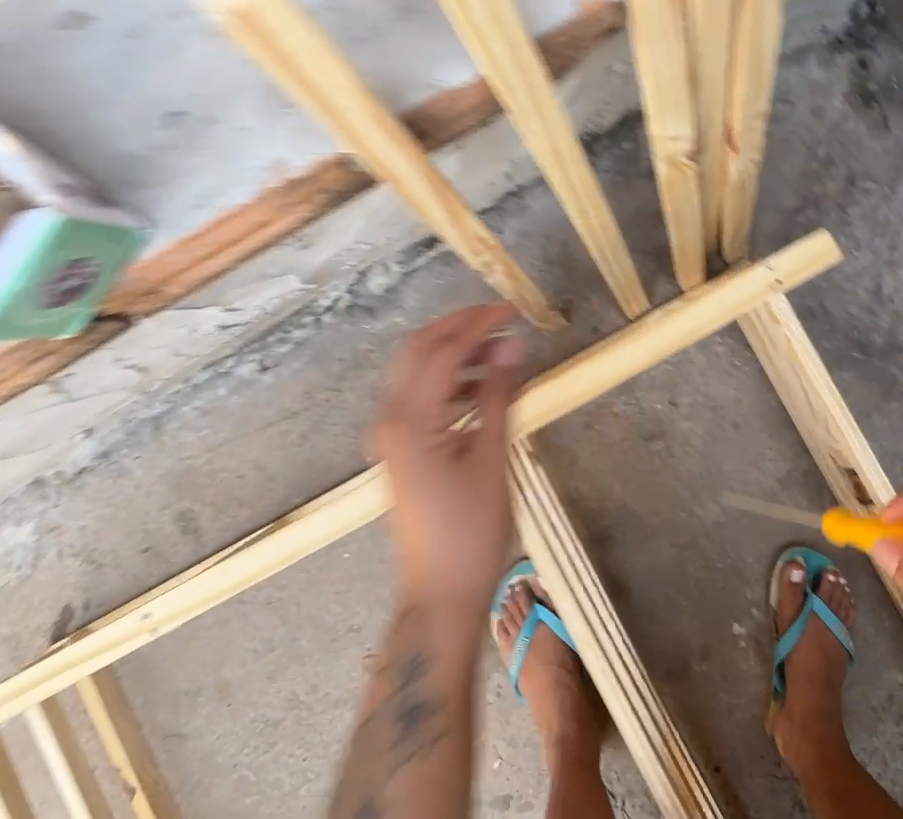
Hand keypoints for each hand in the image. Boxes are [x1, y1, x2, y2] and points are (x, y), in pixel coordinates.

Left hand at [374, 304, 525, 612]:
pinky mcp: (399, 450)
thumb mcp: (492, 458)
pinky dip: (448, 383)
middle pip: (419, 351)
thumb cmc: (471, 531)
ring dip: (454, 355)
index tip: (512, 310)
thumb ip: (499, 396)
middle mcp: (390, 418)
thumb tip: (512, 346)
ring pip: (417, 373)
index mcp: (410, 419)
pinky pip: (419, 398)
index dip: (477, 323)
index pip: (442, 350)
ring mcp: (390, 435)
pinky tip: (481, 390)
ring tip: (500, 356)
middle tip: (501, 321)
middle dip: (459, 329)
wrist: (440, 593)